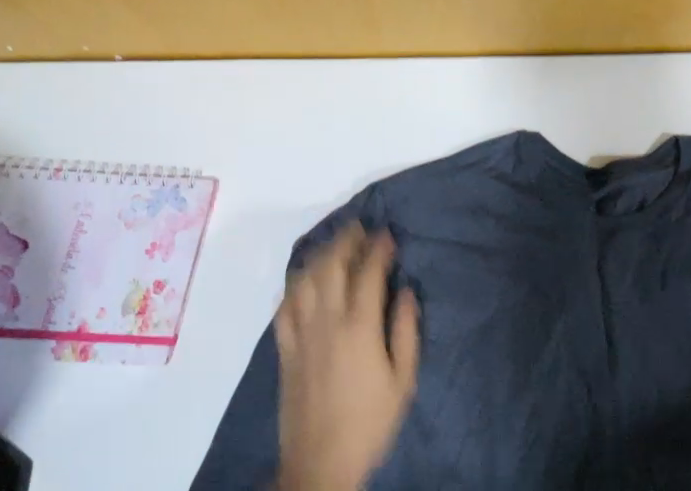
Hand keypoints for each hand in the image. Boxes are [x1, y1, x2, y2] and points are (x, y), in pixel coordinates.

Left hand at [276, 224, 420, 490]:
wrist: (320, 461)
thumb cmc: (371, 422)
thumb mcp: (403, 380)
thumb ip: (406, 331)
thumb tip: (406, 292)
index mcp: (360, 326)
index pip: (368, 272)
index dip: (378, 248)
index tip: (388, 234)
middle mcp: (327, 321)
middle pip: (331, 266)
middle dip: (345, 241)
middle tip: (359, 228)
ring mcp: (302, 334)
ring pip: (304, 281)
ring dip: (318, 256)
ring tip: (332, 246)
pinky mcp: (285, 350)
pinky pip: (284, 308)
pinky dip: (293, 287)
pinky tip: (302, 281)